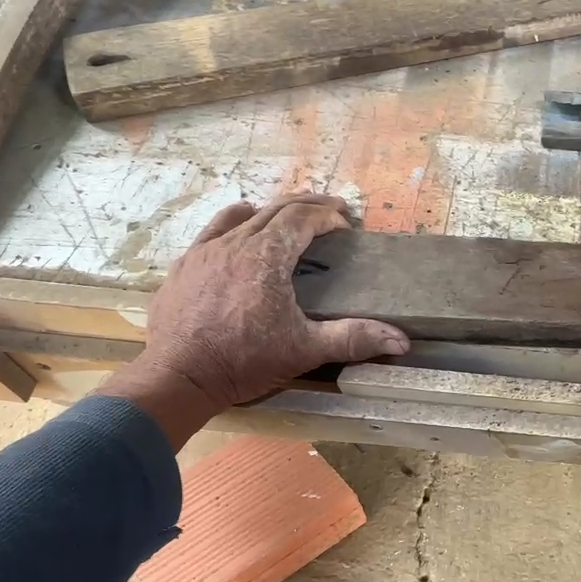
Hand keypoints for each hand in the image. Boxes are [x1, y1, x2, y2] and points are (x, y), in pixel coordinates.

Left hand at [98, 194, 409, 447]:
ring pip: (241, 215)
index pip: (300, 220)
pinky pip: (212, 230)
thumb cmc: (245, 361)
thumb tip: (400, 341)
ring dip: (270, 210)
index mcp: (266, 258)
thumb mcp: (305, 350)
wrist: (180, 375)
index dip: (326, 215)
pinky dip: (235, 224)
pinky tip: (239, 237)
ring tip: (287, 217)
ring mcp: (203, 251)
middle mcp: (233, 244)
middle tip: (329, 210)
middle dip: (305, 206)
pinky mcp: (184, 266)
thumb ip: (353, 339)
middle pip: (274, 209)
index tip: (345, 222)